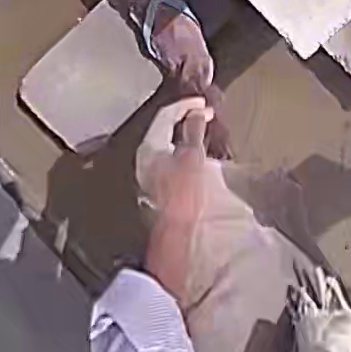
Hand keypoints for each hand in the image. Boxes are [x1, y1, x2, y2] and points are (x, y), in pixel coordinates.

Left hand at [137, 97, 217, 306]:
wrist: (176, 247)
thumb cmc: (184, 198)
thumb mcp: (193, 159)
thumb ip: (195, 132)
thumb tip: (197, 112)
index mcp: (150, 149)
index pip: (165, 115)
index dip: (185, 105)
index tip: (204, 104)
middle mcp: (144, 160)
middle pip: (163, 129)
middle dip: (184, 118)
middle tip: (205, 114)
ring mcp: (149, 176)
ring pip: (166, 144)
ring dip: (184, 135)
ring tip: (204, 132)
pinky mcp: (158, 191)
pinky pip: (170, 159)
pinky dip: (184, 150)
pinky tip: (198, 156)